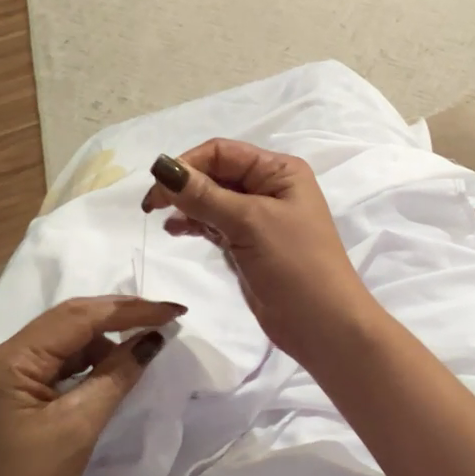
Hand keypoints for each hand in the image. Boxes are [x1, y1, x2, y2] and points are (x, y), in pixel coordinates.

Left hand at [0, 296, 183, 475]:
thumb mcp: (79, 426)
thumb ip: (117, 375)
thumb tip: (152, 340)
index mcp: (10, 359)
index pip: (78, 316)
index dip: (129, 309)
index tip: (174, 310)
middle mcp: (3, 356)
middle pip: (69, 319)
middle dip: (119, 316)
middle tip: (165, 316)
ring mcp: (4, 374)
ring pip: (65, 339)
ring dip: (105, 339)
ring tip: (143, 345)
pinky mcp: (12, 392)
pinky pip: (58, 362)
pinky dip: (89, 360)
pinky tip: (113, 367)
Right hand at [139, 141, 380, 360]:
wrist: (322, 324)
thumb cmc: (294, 264)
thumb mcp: (249, 222)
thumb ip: (204, 195)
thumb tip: (163, 168)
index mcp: (280, 170)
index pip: (223, 152)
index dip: (188, 163)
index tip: (157, 186)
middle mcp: (271, 187)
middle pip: (217, 173)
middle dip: (185, 184)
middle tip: (152, 206)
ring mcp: (260, 217)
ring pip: (214, 199)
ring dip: (187, 204)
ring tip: (163, 219)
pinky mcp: (250, 244)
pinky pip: (217, 223)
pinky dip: (196, 223)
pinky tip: (176, 229)